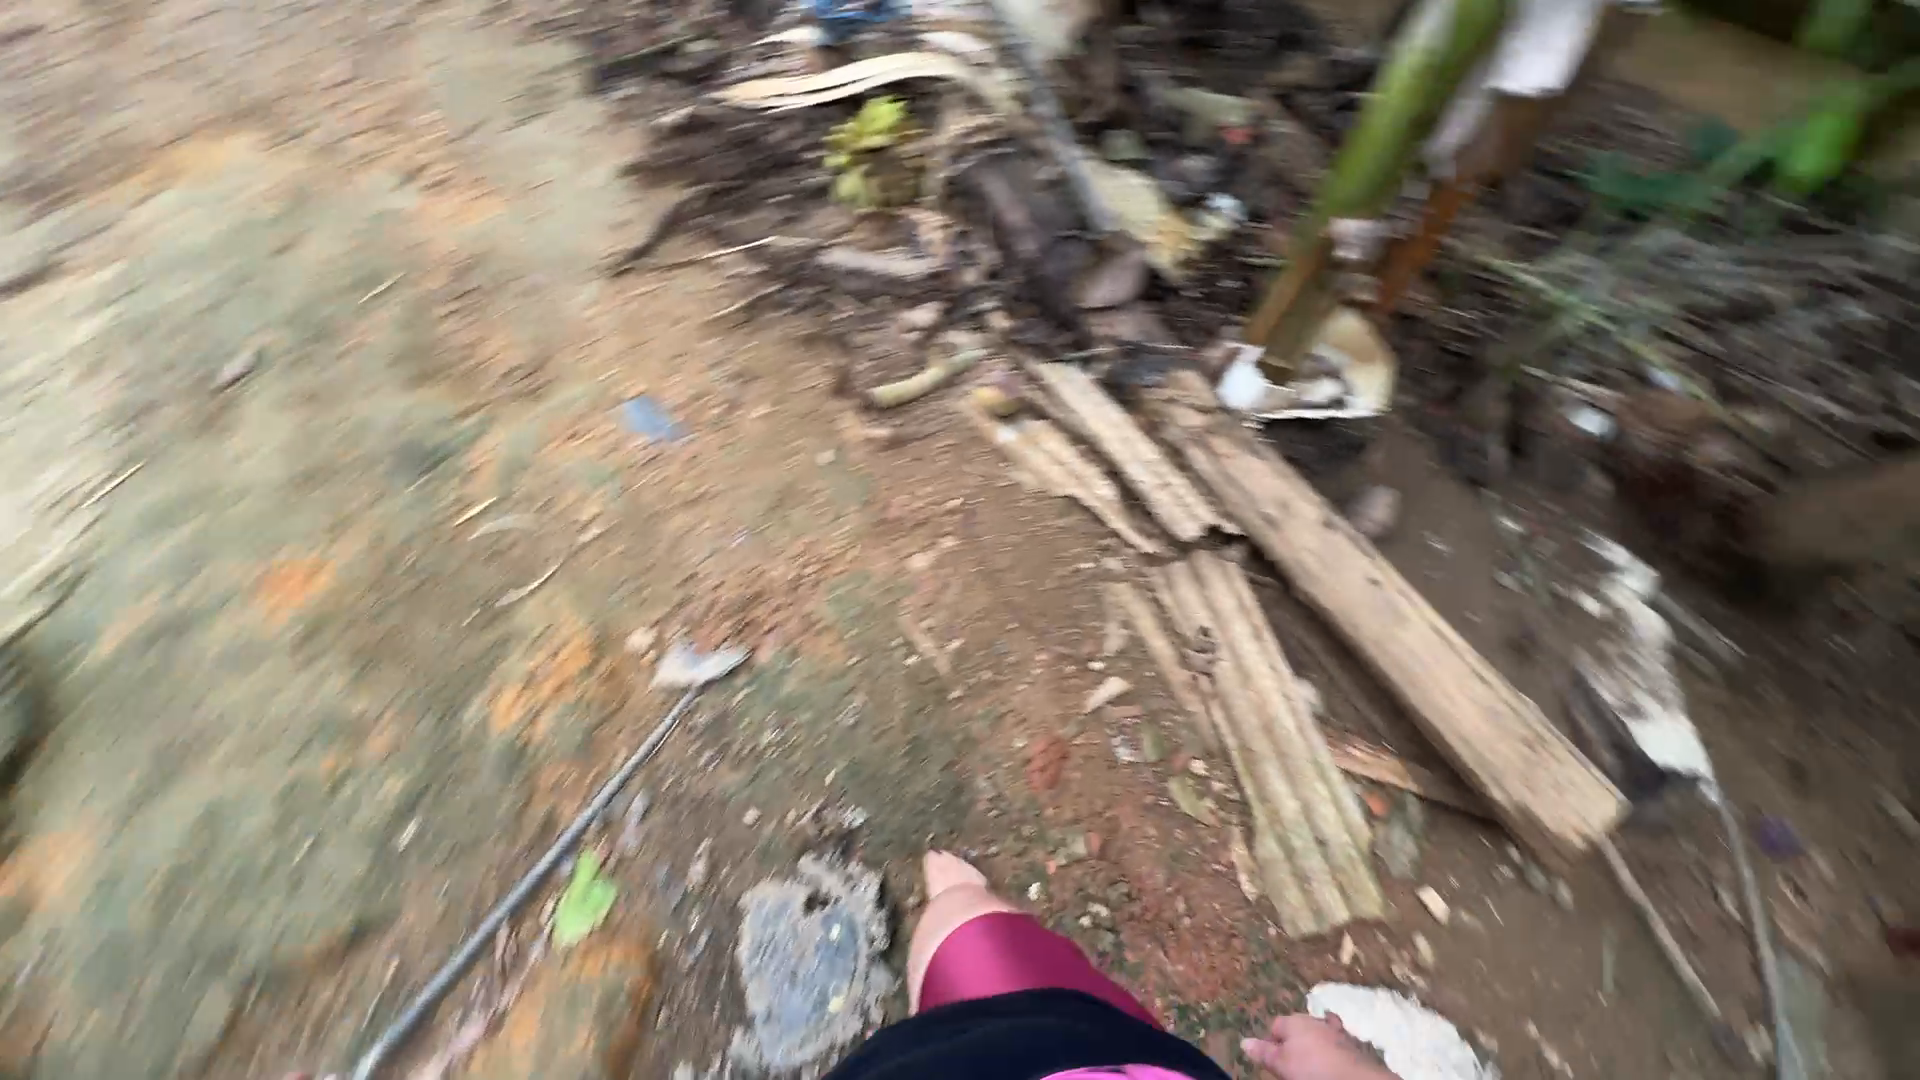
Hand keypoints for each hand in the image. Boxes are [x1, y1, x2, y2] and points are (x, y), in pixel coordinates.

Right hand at [1241, 1014, 1396, 1079]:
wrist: (1355, 1079)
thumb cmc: (1312, 1070)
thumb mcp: (1282, 1065)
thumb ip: (1264, 1053)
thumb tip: (1243, 1041)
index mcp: (1293, 1021)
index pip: (1275, 1026)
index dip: (1271, 1042)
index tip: (1272, 1060)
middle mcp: (1313, 1020)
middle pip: (1297, 1027)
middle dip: (1294, 1041)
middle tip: (1292, 1063)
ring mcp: (1335, 1030)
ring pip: (1319, 1033)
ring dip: (1315, 1044)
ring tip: (1313, 1062)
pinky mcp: (1353, 1044)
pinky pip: (1338, 1043)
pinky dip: (1334, 1050)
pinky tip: (1334, 1060)